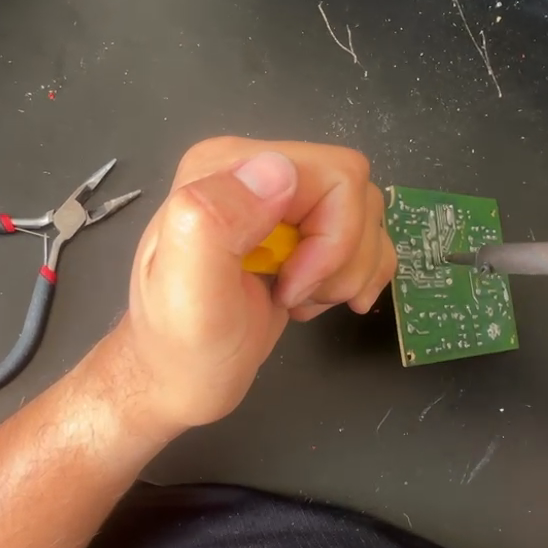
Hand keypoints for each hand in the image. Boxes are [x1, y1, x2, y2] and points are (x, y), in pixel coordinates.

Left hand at [95, 138, 394, 440]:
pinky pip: (367, 232)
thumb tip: (277, 170)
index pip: (333, 175)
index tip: (289, 287)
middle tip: (297, 297)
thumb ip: (216, 221)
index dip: (330, 241)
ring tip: (302, 301)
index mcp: (223, 167)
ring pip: (367, 214)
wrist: (179, 381)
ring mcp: (279, 199)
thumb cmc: (183, 349)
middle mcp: (252, 170)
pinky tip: (319, 299)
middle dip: (342, 258)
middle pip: (354, 193)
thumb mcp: (188, 293)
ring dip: (348, 271)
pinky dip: (357, 274)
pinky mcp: (301, 228)